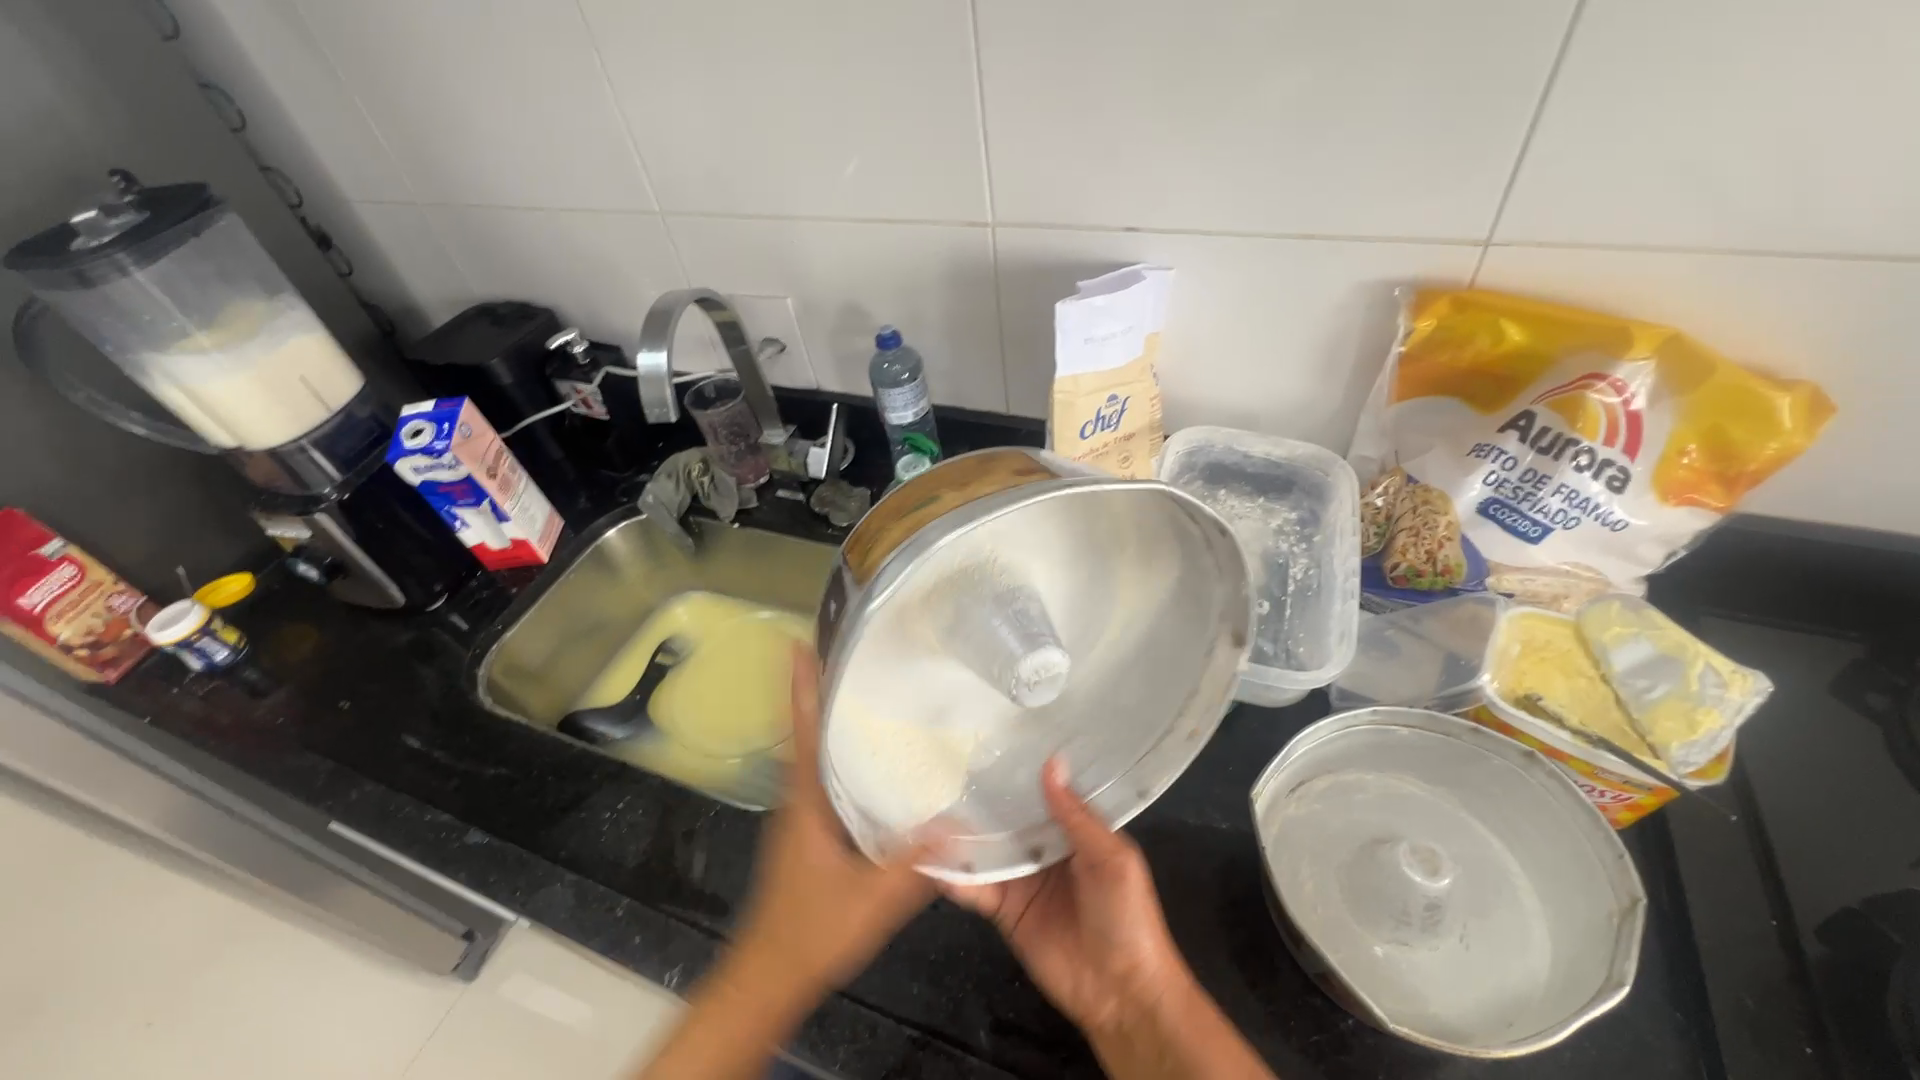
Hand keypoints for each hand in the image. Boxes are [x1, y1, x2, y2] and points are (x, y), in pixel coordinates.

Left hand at [728, 646, 938, 998]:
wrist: (767, 979)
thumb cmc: (810, 933)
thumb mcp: (871, 901)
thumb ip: (914, 866)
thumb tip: (960, 825)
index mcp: (806, 804)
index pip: (804, 732)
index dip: (802, 687)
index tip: (798, 643)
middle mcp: (797, 802)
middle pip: (810, 736)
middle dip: (825, 695)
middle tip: (857, 661)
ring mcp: (799, 821)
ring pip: (818, 760)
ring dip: (835, 728)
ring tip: (872, 702)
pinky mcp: (806, 839)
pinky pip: (827, 785)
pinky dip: (845, 763)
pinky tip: (878, 773)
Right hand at [942, 758, 1192, 1034]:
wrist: (1120, 993)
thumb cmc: (1126, 917)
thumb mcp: (1112, 859)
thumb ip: (1076, 815)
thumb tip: (1051, 761)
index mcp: (1077, 832)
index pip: (1045, 794)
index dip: (1023, 771)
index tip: (992, 740)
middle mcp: (1045, 849)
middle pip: (1010, 818)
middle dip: (983, 798)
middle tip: (943, 765)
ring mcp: (1022, 879)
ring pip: (986, 848)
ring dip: (960, 834)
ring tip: (926, 807)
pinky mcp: (1003, 910)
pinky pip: (975, 887)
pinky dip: (953, 875)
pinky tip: (928, 858)